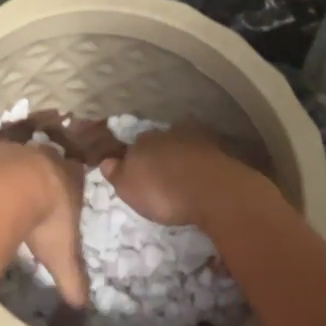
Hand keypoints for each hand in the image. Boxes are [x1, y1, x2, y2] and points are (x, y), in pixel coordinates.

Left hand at [0, 141, 89, 306]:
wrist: (13, 187)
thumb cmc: (46, 219)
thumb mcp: (61, 254)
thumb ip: (72, 278)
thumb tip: (81, 306)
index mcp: (71, 180)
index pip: (77, 174)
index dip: (72, 182)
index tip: (64, 192)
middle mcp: (49, 159)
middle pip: (51, 161)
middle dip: (45, 173)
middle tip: (36, 190)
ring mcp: (21, 151)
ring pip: (23, 155)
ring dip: (18, 168)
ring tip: (8, 189)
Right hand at [98, 126, 265, 226]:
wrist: (211, 190)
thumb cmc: (162, 191)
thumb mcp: (128, 188)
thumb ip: (116, 173)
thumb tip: (106, 160)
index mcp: (143, 141)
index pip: (133, 146)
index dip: (134, 160)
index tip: (137, 174)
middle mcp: (168, 133)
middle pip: (159, 144)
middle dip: (158, 157)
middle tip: (160, 177)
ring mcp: (196, 140)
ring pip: (182, 148)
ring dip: (181, 160)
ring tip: (182, 180)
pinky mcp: (219, 152)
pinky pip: (204, 158)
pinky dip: (200, 166)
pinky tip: (201, 180)